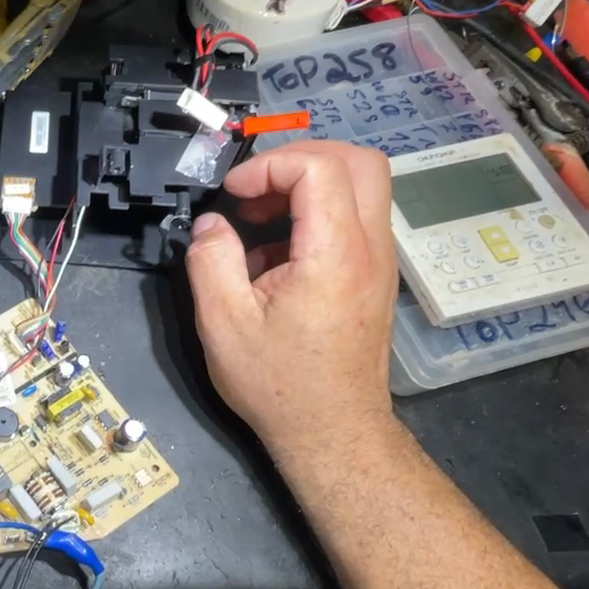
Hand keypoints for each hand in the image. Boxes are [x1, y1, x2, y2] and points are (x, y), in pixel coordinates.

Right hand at [184, 141, 398, 456]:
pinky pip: (355, 218)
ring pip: (363, 186)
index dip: (270, 166)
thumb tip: (211, 225)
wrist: (331, 429)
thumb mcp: (222, 323)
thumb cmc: (276, 381)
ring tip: (259, 218)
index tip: (232, 194)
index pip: (320, 168)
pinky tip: (274, 253)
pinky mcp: (373, 275)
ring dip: (307, 186)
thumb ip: (210, 260)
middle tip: (255, 189)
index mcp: (334, 254)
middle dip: (299, 159)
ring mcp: (379, 261)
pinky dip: (315, 213)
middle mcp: (370, 249)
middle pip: (360, 161)